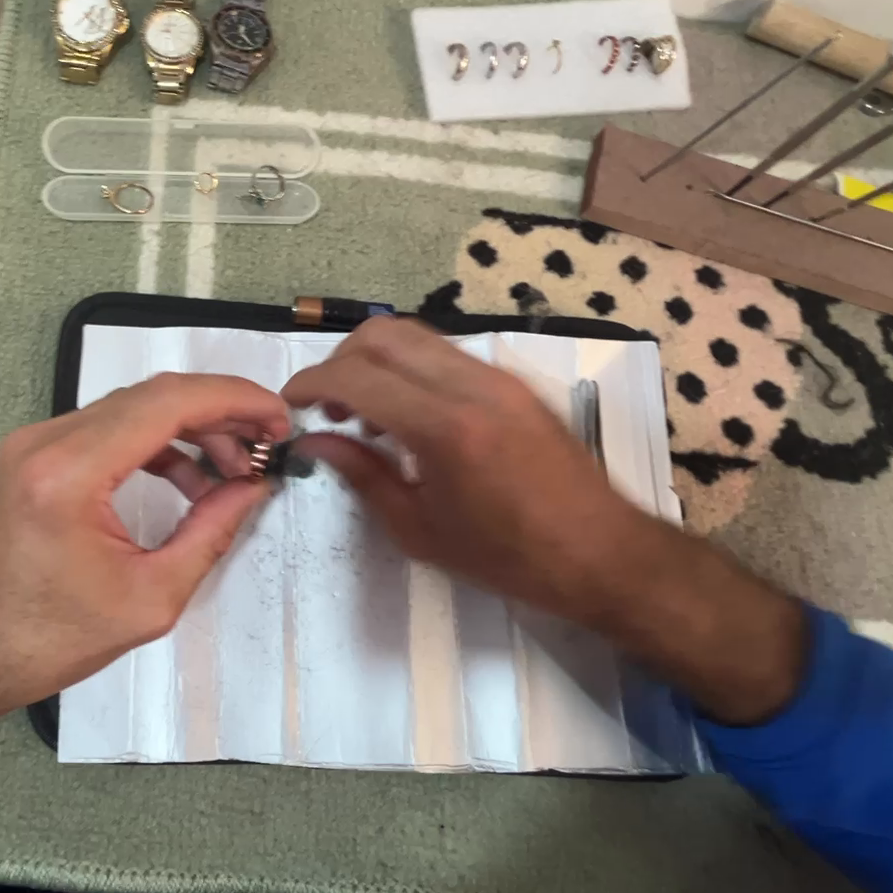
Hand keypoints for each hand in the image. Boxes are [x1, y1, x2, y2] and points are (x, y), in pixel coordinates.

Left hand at [0, 372, 290, 714]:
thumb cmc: (57, 637)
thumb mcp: (153, 596)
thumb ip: (212, 531)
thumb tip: (256, 484)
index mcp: (69, 474)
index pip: (165, 403)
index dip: (232, 400)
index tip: (278, 415)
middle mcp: (47, 441)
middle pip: (152, 396)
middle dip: (220, 412)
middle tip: (267, 441)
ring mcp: (37, 441)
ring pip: (134, 407)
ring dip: (192, 427)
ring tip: (236, 467)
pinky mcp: (39, 452)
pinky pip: (111, 427)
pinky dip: (158, 443)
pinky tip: (192, 479)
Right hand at [282, 317, 805, 723]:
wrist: (604, 554)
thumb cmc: (507, 557)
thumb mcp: (419, 529)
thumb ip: (360, 474)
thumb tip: (312, 442)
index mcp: (444, 428)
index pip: (356, 377)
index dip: (310, 383)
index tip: (289, 404)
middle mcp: (470, 385)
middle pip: (381, 335)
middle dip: (338, 362)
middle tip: (326, 408)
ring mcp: (497, 376)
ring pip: (413, 335)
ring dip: (373, 362)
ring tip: (364, 415)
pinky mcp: (512, 380)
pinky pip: (443, 353)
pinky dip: (407, 368)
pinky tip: (408, 416)